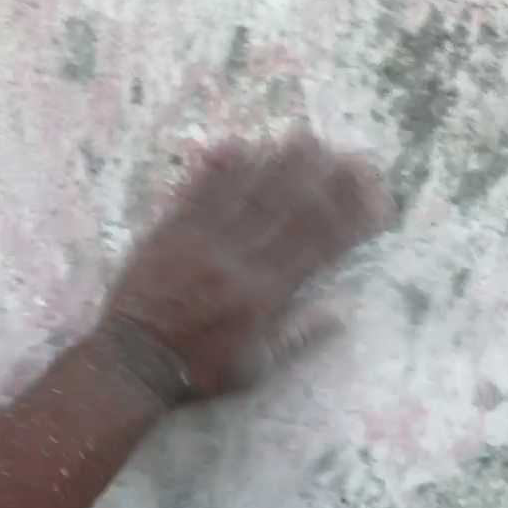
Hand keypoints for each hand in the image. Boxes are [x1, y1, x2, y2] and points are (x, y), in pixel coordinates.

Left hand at [98, 133, 390, 405]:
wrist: (133, 362)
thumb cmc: (198, 369)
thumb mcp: (255, 366)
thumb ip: (298, 336)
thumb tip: (343, 312)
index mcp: (264, 294)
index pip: (318, 245)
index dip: (350, 217)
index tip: (375, 194)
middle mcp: (239, 259)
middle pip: (288, 209)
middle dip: (323, 179)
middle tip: (348, 153)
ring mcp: (202, 240)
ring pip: (247, 193)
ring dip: (278, 162)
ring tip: (304, 138)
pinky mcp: (169, 231)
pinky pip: (196, 192)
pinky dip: (216, 167)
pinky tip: (235, 143)